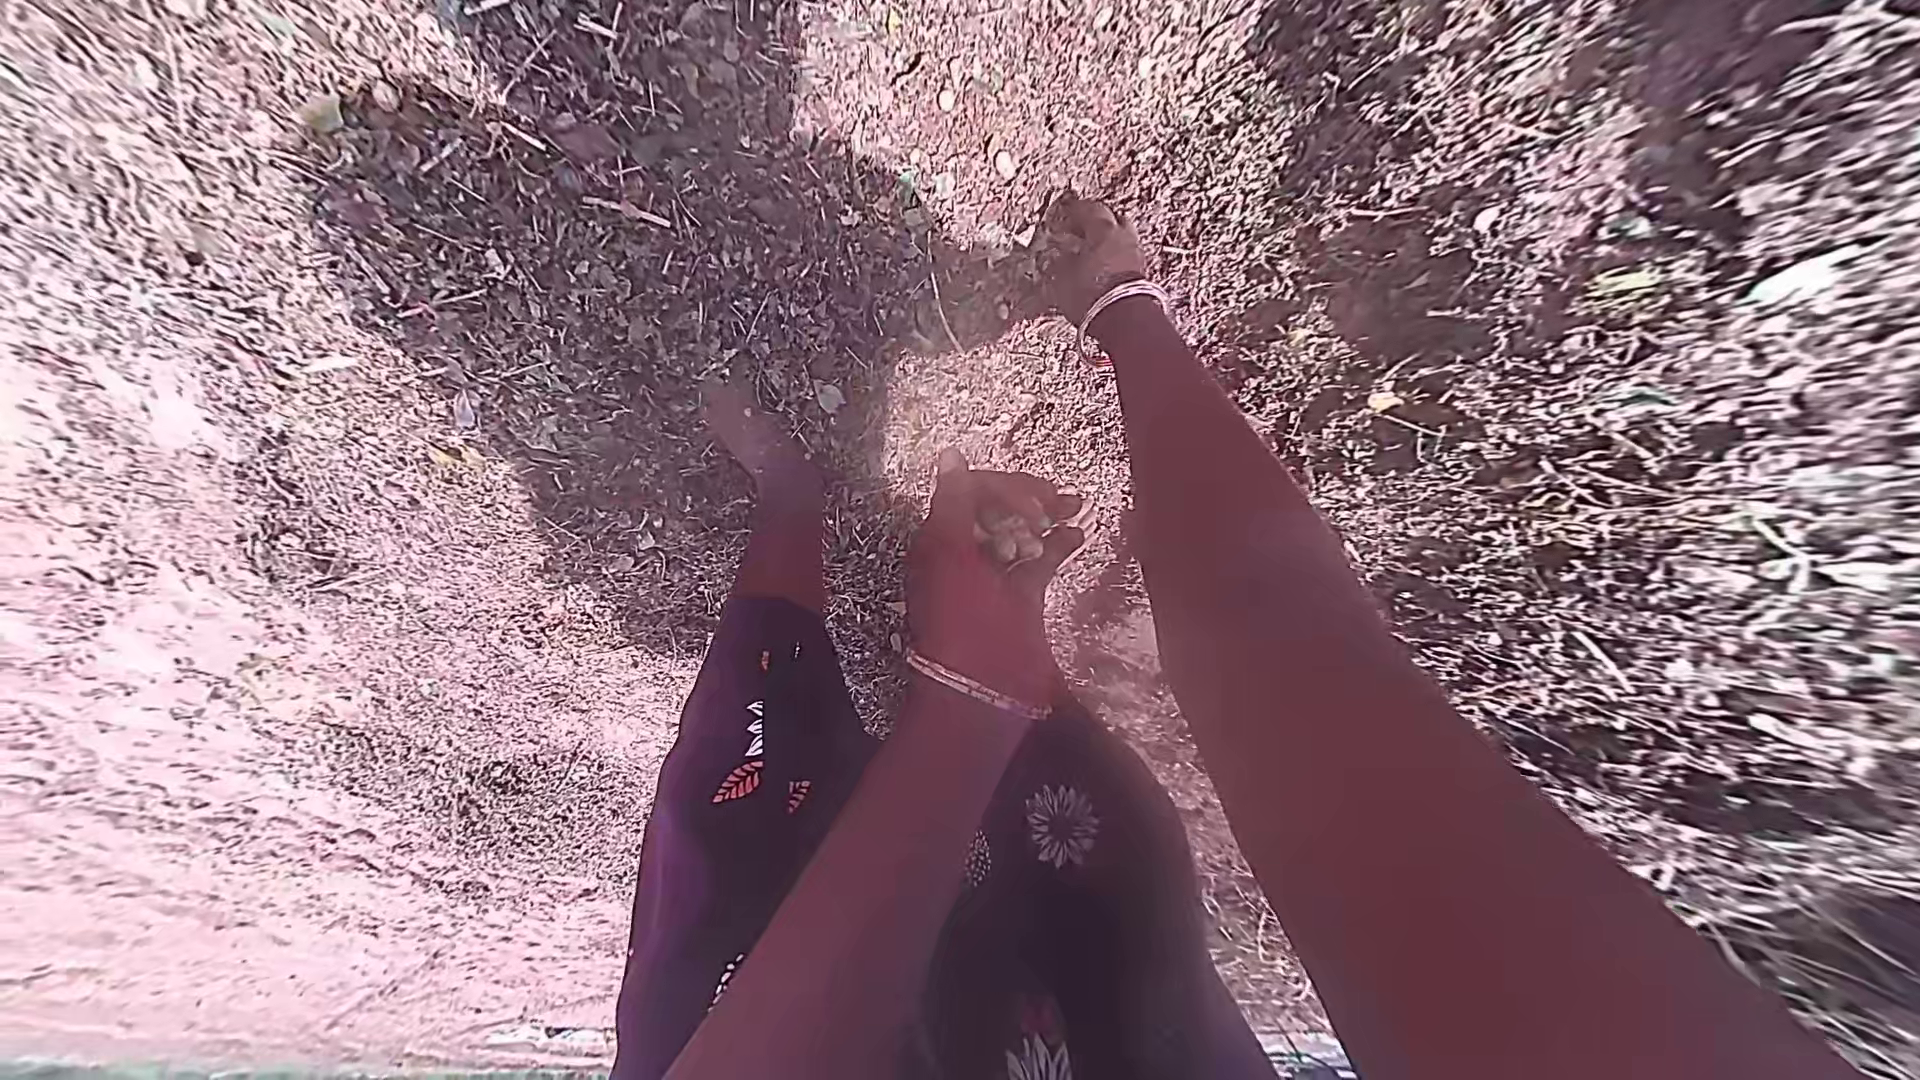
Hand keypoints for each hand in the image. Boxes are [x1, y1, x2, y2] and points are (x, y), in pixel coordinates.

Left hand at [907, 450, 1085, 707]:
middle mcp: (966, 552)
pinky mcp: (1021, 595)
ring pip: (1021, 531)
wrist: (982, 689)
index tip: (1032, 500)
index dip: (1002, 488)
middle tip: (1057, 501)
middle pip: (997, 508)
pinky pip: (1040, 560)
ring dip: (1045, 516)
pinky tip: (1076, 535)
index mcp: (942, 539)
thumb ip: (951, 504)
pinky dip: (1057, 545)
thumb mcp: (950, 556)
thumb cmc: (962, 621)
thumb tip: (950, 455)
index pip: (970, 492)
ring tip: (1074, 506)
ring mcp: (996, 574)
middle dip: (1026, 498)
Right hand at [1041, 194, 1147, 323]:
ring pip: (1120, 240)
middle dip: (1094, 224)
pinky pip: (1125, 261)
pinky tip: (1102, 272)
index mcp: (1104, 230)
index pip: (1088, 209)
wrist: (1123, 321)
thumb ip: (1056, 264)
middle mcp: (1123, 238)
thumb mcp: (1061, 279)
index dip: (1072, 211)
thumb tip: (1050, 258)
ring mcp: (1135, 257)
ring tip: (1090, 254)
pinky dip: (1113, 261)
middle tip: (1078, 231)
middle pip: (1110, 220)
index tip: (1063, 215)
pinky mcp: (1139, 277)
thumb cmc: (1093, 296)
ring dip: (1106, 243)